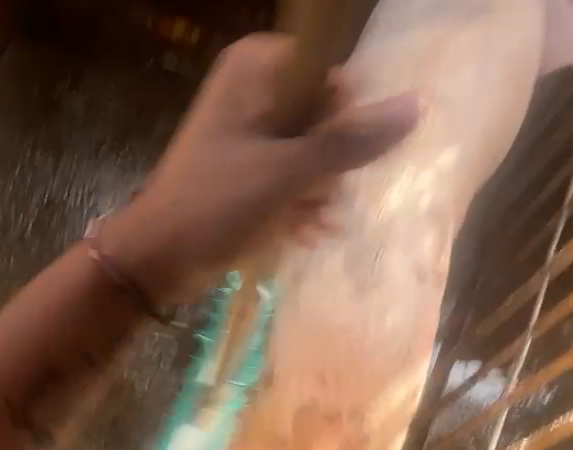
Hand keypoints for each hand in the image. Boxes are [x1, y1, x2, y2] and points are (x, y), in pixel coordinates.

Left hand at [96, 33, 419, 302]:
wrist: (157, 258)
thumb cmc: (217, 203)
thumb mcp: (288, 171)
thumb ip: (350, 140)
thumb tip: (415, 107)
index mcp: (256, 68)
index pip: (330, 71)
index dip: (344, 114)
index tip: (343, 154)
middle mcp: (251, 91)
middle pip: (322, 114)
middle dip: (332, 161)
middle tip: (325, 191)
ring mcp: (246, 135)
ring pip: (308, 151)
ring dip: (319, 189)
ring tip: (316, 218)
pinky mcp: (242, 174)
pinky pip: (287, 178)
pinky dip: (299, 204)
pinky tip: (309, 233)